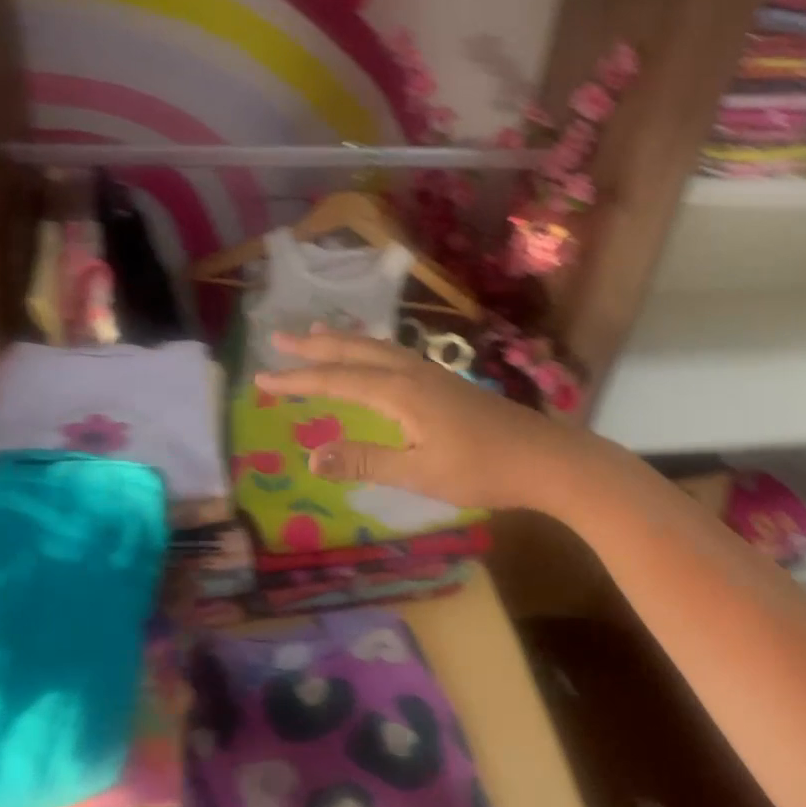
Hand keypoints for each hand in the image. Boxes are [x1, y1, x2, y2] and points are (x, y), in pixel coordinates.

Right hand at [255, 328, 598, 511]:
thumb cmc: (481, 470)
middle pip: (354, 352)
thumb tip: (310, 458)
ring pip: (376, 348)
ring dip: (343, 342)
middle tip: (279, 336)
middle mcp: (412, 372)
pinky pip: (394, 355)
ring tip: (317, 334)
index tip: (260, 378)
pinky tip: (373, 359)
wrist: (545, 458)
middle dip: (315, 346)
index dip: (297, 380)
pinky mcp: (446, 382)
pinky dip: (369, 350)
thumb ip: (364, 460)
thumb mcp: (418, 473)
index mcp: (399, 391)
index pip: (336, 380)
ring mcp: (432, 374)